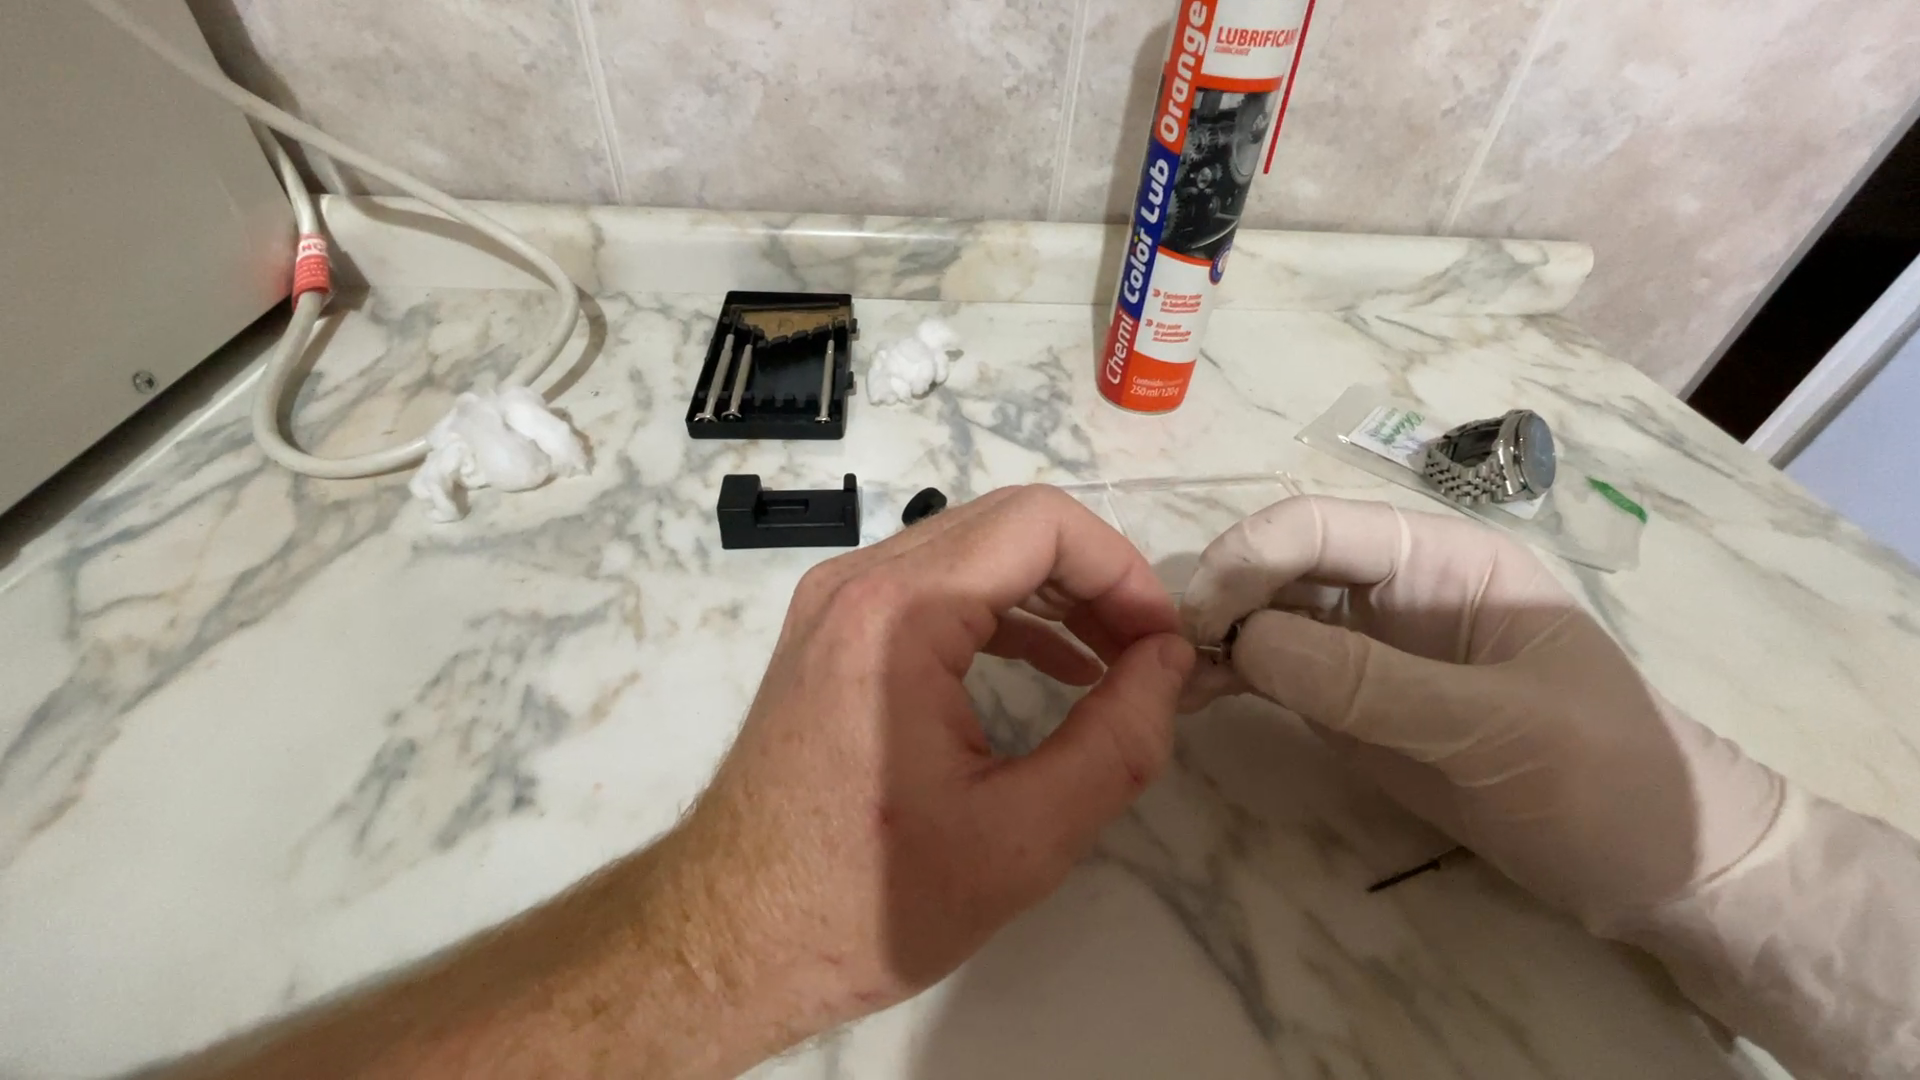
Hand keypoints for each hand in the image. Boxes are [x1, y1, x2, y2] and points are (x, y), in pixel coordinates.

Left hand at [668, 485, 1194, 1064]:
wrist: (727, 935)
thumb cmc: (867, 900)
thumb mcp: (1022, 839)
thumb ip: (1119, 741)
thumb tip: (1170, 660)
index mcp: (899, 613)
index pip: (1040, 524)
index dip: (1121, 569)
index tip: (1162, 642)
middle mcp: (859, 581)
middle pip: (1008, 524)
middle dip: (1093, 576)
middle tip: (1146, 651)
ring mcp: (837, 600)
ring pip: (973, 548)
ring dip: (1053, 590)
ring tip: (1113, 657)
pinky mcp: (834, 628)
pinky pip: (937, 585)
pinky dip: (1004, 609)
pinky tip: (1053, 663)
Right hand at [1181, 495, 1782, 927]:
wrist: (1656, 870)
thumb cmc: (1611, 781)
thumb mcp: (1502, 729)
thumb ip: (1374, 683)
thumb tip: (1248, 644)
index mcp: (1439, 559)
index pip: (1319, 526)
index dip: (1249, 559)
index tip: (1201, 622)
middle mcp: (1388, 586)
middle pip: (1277, 561)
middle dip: (1221, 595)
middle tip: (1175, 655)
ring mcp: (1360, 642)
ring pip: (1260, 612)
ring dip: (1211, 636)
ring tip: (1172, 681)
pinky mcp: (1340, 693)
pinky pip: (1266, 667)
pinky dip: (1224, 675)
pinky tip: (1193, 697)